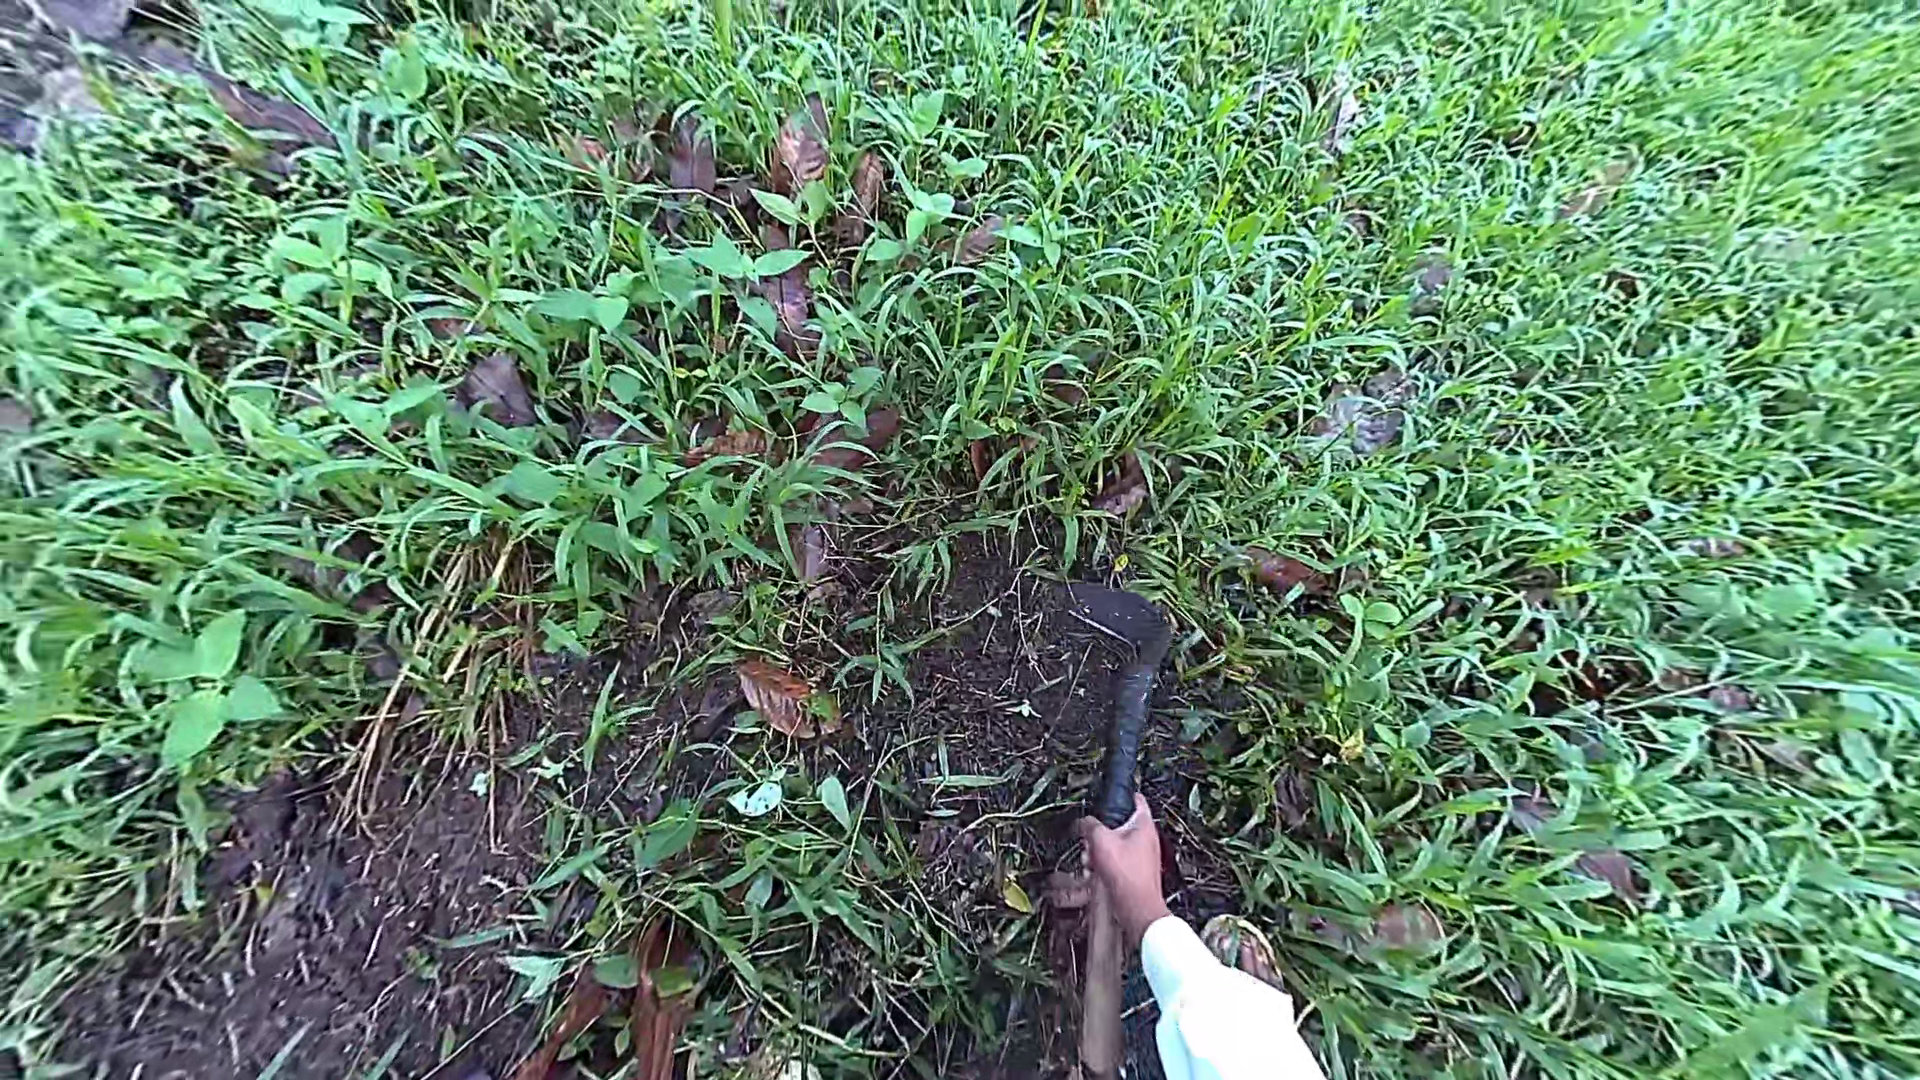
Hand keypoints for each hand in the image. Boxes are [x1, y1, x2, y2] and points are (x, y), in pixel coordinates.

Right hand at [1078, 793, 1170, 946]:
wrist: (1137, 910)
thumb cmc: (1126, 875)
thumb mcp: (1100, 840)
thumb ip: (1090, 825)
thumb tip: (1084, 822)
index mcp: (1143, 825)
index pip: (1135, 798)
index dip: (1121, 794)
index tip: (1109, 796)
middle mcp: (1148, 839)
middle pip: (1120, 824)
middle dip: (1101, 830)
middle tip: (1092, 837)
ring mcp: (1145, 856)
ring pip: (1117, 843)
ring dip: (1101, 849)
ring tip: (1091, 858)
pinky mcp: (1138, 872)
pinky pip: (1119, 860)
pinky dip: (1107, 863)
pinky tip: (1096, 871)